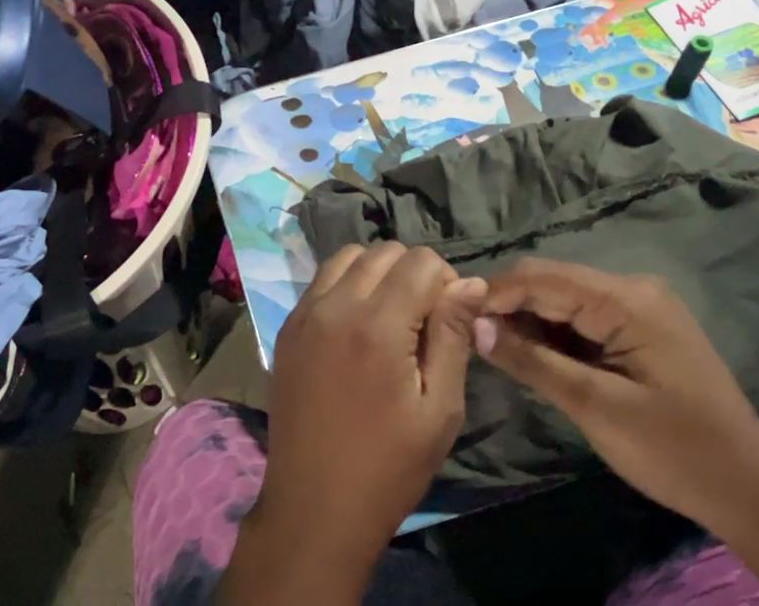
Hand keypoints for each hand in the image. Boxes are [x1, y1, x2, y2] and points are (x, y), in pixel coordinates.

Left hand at [257, 243, 484, 547]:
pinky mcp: (287, 329)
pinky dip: (346, 286)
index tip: (452, 320)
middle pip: (383, 251)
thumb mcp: (439, 409)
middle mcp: (334, 305)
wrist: (315, 506)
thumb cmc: (389, 466)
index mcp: (377, 324)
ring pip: (348, 258)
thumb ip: (453, 336)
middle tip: (426, 321)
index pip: (420, 261)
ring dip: (377, 273)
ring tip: (392, 319)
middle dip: (414, 273)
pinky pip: (321, 282)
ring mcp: (304, 314)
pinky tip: (359, 329)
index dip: (447, 282)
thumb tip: (470, 282)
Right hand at [473, 260, 758, 525]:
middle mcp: (633, 289)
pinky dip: (553, 331)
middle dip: (508, 303)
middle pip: (552, 280)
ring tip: (490, 345)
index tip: (453, 314)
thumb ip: (532, 360)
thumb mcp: (594, 406)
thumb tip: (474, 326)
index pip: (542, 277)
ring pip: (564, 298)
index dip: (494, 292)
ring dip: (528, 318)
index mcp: (627, 300)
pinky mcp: (642, 329)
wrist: (748, 488)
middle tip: (467, 333)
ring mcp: (641, 308)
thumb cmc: (672, 449)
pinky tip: (529, 352)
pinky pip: (584, 316)